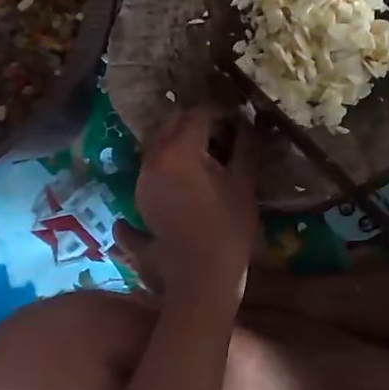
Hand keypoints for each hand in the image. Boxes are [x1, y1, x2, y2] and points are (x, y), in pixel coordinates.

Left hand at [118, 108, 258, 308]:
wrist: (200, 276)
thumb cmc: (228, 230)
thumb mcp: (244, 183)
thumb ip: (246, 145)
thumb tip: (247, 120)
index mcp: (179, 152)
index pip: (200, 114)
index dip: (222, 112)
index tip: (239, 120)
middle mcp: (154, 158)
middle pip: (174, 122)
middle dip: (199, 122)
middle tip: (226, 135)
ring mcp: (143, 177)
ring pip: (162, 141)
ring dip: (184, 139)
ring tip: (212, 155)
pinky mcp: (141, 194)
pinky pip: (155, 162)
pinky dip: (173, 158)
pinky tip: (195, 174)